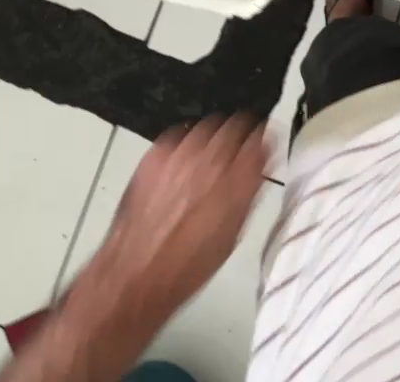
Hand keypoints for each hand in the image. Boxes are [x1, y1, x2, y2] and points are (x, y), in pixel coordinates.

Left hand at [76, 116, 267, 319]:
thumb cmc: (186, 266)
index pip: (261, 137)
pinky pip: (179, 132)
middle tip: (238, 144)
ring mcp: (182, 155)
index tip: (262, 140)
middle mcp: (213, 162)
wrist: (135, 275)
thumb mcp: (233, 233)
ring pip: (208, 124)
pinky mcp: (156, 155)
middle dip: (241, 132)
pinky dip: (187, 140)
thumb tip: (259, 168)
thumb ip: (248, 193)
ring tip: (210, 151)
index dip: (263, 137)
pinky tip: (185, 158)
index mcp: (238, 183)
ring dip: (214, 134)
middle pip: (236, 124)